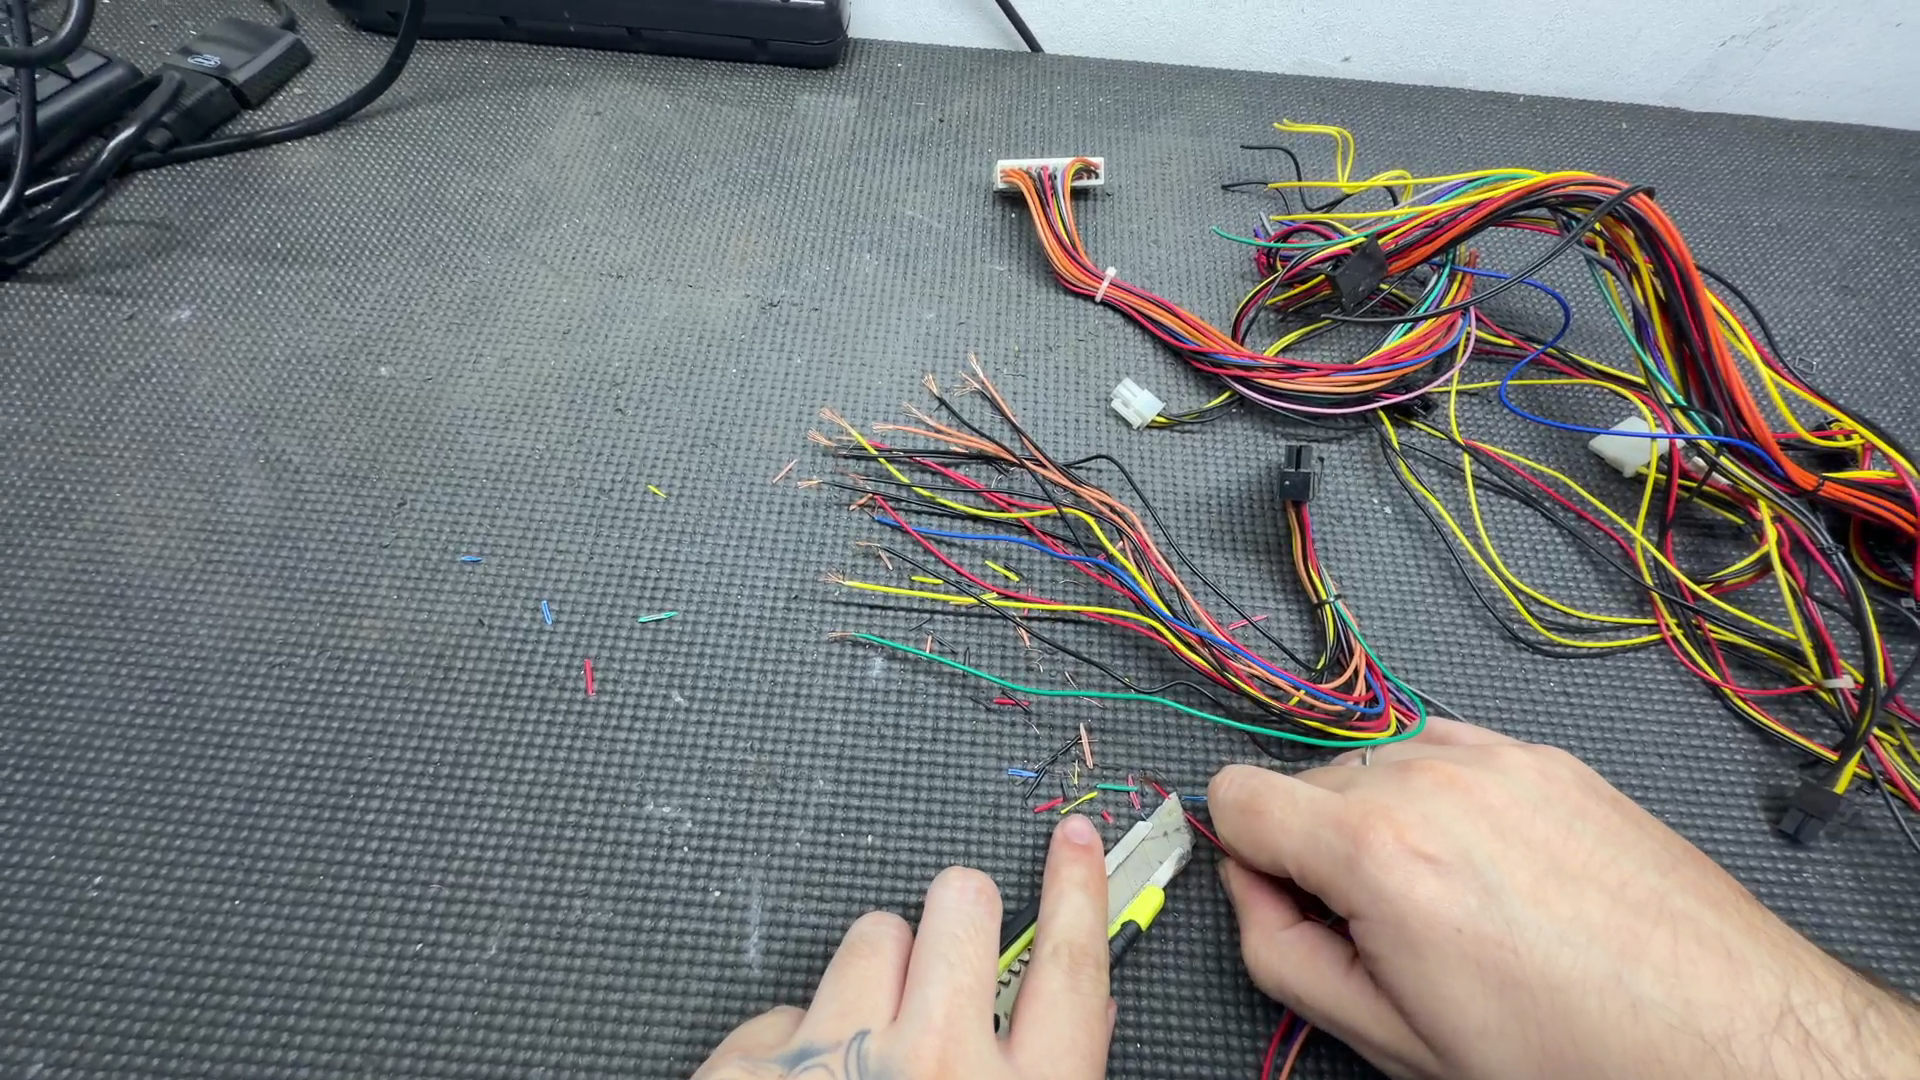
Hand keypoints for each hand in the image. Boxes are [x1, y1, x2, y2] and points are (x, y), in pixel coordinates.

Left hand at [693, 814, 1113, 1079]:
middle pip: (962, 902)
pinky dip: (800, 1038)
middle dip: (960, 920)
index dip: (1077, 891)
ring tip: (869, 1051)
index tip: (1073, 839)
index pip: (1068, 969)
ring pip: (875, 932)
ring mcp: (832, 1060)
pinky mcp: (749, 1067)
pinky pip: (789, 1001)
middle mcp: (929, 1072)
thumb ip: (1059, 1077)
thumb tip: (1087, 1007)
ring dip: (878, 977)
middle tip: (945, 973)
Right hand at [1209, 717, 1919, 1079]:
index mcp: (1373, 848)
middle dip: (1318, 843)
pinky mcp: (1533, 751)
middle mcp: (1418, 775)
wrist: (1744, 1047)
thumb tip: (1249, 880)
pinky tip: (1492, 857)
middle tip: (1391, 917)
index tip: (1296, 896)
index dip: (1246, 850)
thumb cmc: (1563, 1057)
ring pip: (1364, 765)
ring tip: (1455, 888)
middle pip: (1299, 782)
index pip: (1232, 792)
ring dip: (1378, 816)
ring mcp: (1483, 754)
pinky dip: (1434, 794)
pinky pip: (1433, 749)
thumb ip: (1274, 947)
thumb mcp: (1385, 1035)